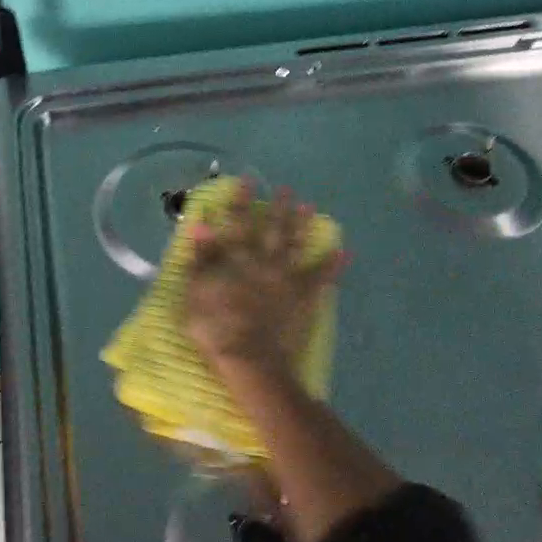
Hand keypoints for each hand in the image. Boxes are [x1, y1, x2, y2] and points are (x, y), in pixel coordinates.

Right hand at [183, 182, 344, 374]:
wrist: (252, 360)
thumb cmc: (216, 328)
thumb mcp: (196, 292)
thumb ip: (201, 258)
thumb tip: (202, 225)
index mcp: (237, 259)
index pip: (238, 223)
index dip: (241, 202)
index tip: (247, 181)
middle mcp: (265, 262)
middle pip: (272, 230)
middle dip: (278, 208)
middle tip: (286, 189)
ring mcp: (288, 280)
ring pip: (297, 246)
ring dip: (303, 226)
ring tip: (310, 207)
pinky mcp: (305, 299)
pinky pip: (322, 279)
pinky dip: (333, 265)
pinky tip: (344, 251)